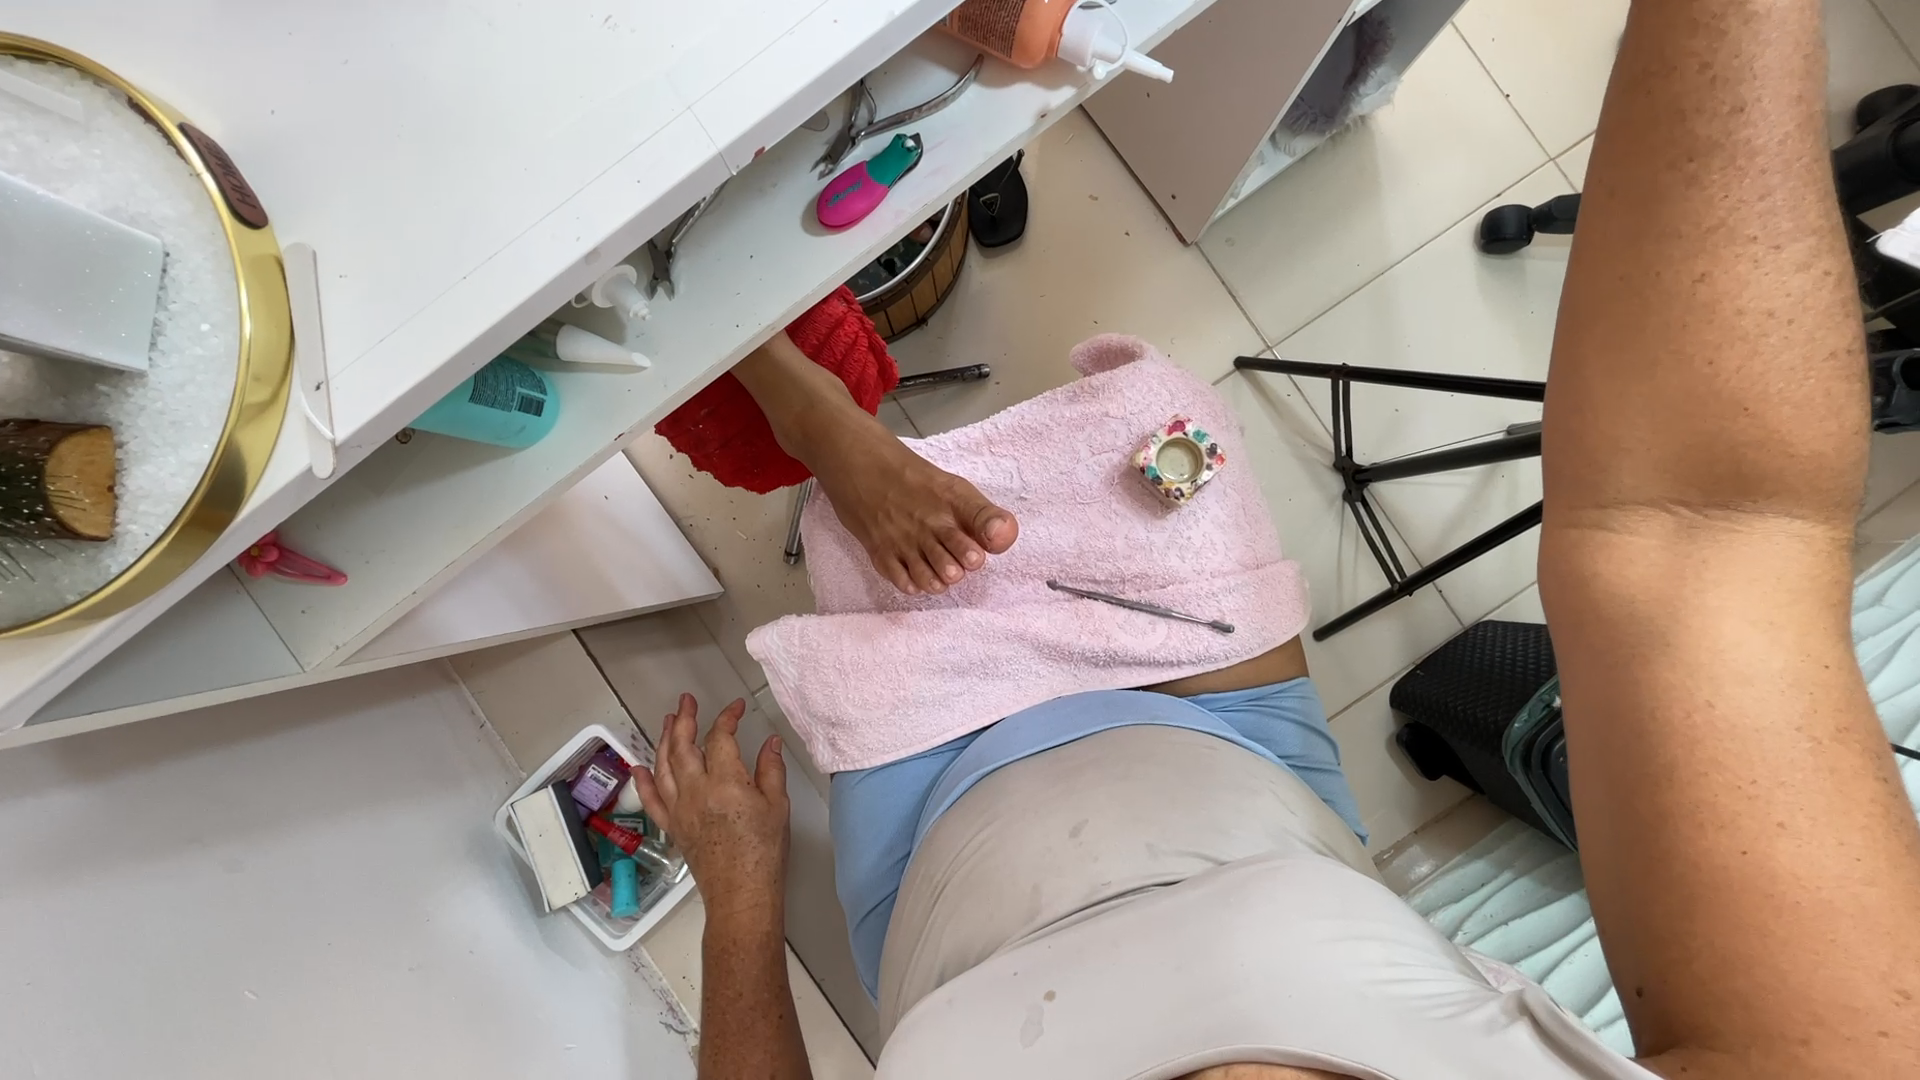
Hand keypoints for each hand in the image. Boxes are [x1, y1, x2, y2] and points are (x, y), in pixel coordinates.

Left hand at [632, 694, 790, 922]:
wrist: (742, 893)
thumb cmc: (764, 852)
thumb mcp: (778, 805)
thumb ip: (771, 769)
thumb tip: (770, 743)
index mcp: (725, 783)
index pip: (720, 738)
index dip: (726, 718)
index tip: (736, 708)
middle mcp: (696, 792)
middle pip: (682, 746)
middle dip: (684, 720)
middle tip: (687, 701)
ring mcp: (679, 809)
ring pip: (663, 766)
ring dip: (664, 740)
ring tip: (668, 721)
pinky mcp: (672, 827)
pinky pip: (652, 799)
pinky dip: (645, 780)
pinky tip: (641, 765)